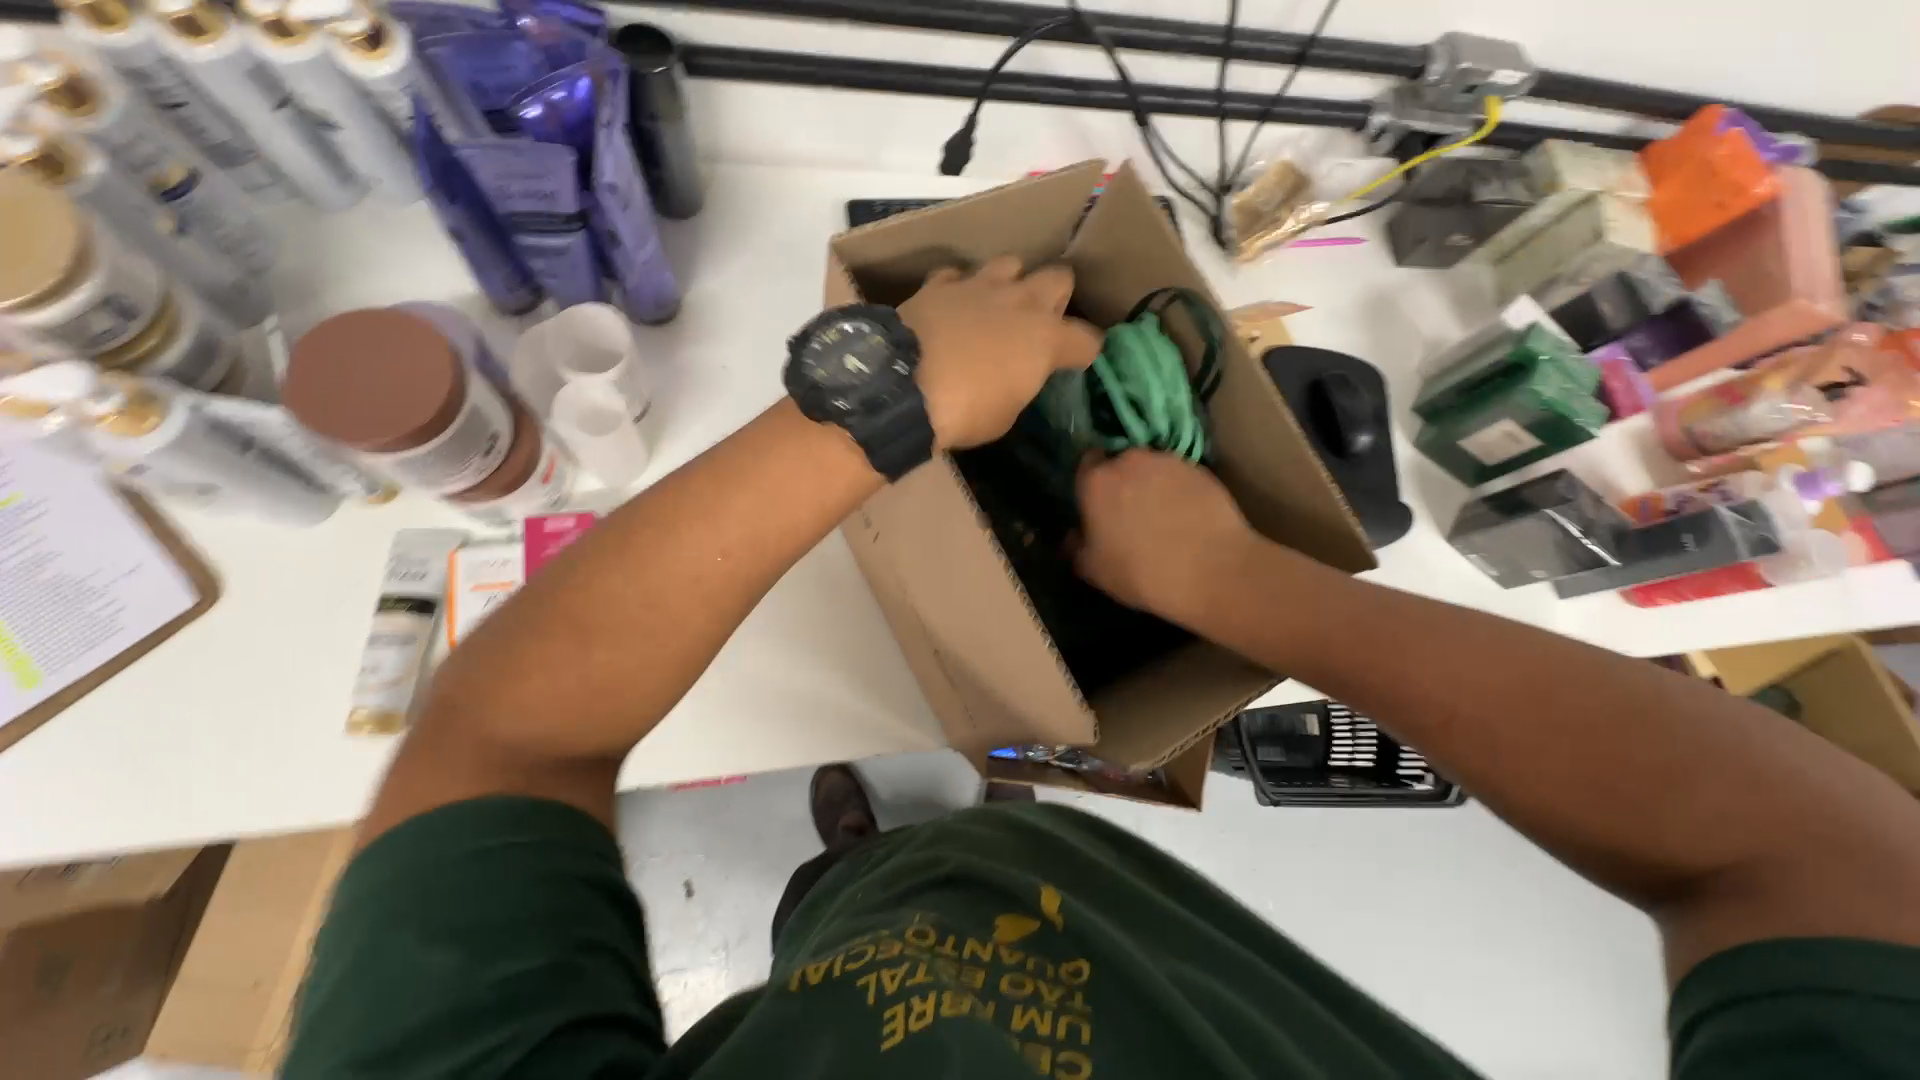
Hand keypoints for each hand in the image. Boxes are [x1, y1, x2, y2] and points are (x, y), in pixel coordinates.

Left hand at [901, 256, 1102, 449]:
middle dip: (1056, 296)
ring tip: (996, 305)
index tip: (1076, 362)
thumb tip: (1015, 377)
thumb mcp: (1005, 415)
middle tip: (1040, 321)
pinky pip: (956, 276)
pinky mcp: (939, 284)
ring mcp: (979, 286)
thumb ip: (1020, 386)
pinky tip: (950, 306)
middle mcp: (1021, 302)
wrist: (902, 387)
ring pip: (1011, 263)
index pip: (1087, 340)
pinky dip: (957, 289)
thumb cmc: (964, 412)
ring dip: (1010, 282)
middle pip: (1059, 277)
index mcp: (1046, 339)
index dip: (1085, 352)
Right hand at [1075, 450, 1260, 619]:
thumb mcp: (1095, 571)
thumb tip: (1073, 536)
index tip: (1097, 507)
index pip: (1085, 465)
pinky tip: (1188, 518)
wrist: (1213, 570)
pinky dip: (1180, 491)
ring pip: (1152, 469)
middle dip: (1122, 483)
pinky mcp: (1201, 470)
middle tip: (1129, 514)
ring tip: (1163, 517)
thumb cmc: (1142, 572)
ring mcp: (1169, 462)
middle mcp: (1130, 461)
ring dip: (1152, 485)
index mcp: (1096, 482)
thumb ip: (1076, 548)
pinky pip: (1180, 477)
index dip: (1090, 486)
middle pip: (1120, 464)